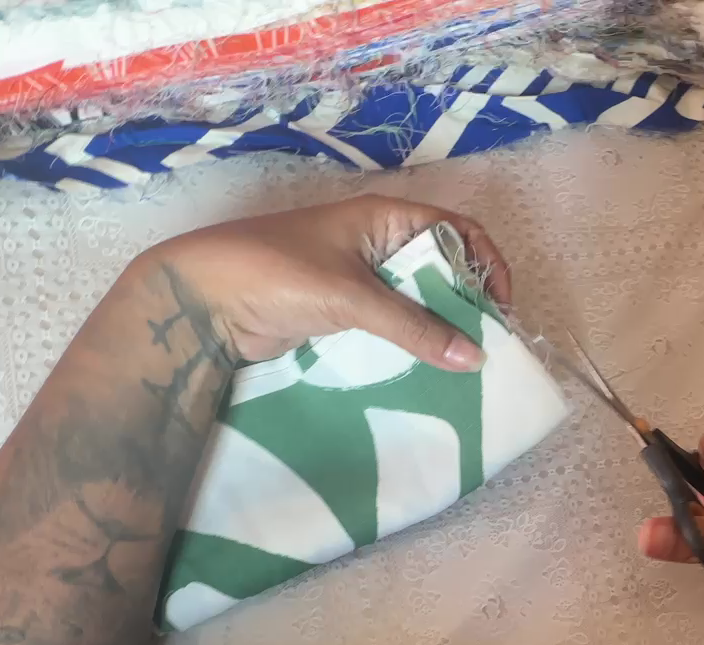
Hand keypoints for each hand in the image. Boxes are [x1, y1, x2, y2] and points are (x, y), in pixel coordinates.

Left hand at [144, 194, 512, 367]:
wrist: (203, 300)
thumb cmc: (276, 274)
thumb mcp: (352, 297)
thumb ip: (415, 327)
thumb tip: (474, 358)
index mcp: (386, 218)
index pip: (458, 232)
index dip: (487, 265)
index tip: (500, 309)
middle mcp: (382, 244)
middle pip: (446, 268)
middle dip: (471, 302)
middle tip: (488, 343)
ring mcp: (366, 279)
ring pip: (423, 300)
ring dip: (446, 327)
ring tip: (467, 362)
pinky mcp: (351, 310)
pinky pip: (400, 324)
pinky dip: (420, 343)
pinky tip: (432, 368)